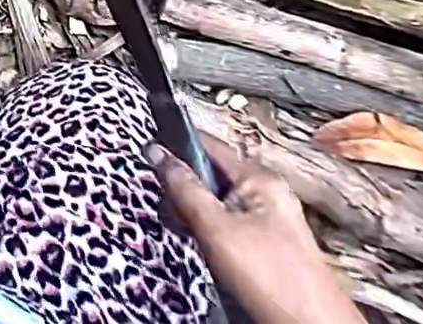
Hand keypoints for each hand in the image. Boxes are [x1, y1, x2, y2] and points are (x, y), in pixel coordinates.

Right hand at [150, 136, 364, 323]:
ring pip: (213, 199)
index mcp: (260, 178)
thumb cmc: (272, 279)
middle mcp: (267, 192)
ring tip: (188, 232)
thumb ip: (182, 185)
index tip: (150, 163)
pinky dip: (207, 228)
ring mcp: (269, 218)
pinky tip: (204, 245)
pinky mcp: (267, 241)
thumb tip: (155, 150)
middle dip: (183, 189)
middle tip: (172, 211)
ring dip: (193, 212)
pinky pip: (225, 220)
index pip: (204, 143)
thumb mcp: (214, 226)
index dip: (174, 149)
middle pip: (207, 173)